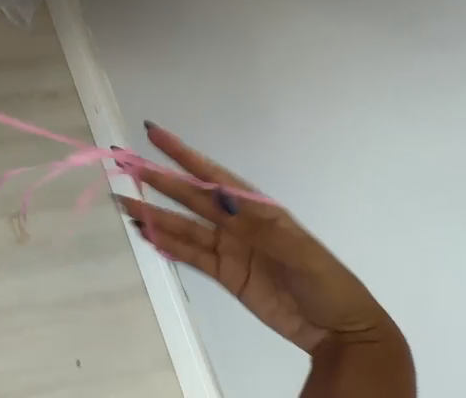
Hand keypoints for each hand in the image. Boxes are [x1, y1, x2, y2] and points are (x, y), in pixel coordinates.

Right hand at [118, 124, 399, 356]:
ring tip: (123, 203)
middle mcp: (237, 223)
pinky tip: (145, 233)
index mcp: (258, 210)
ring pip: (182, 225)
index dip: (182, 154)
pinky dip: (166, 243)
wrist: (343, 333)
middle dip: (157, 179)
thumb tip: (223, 202)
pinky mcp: (225, 272)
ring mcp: (229, 248)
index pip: (212, 176)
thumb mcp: (301, 253)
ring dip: (153, 214)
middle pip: (190, 197)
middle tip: (124, 164)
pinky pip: (188, 253)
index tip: (153, 133)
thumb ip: (261, 227)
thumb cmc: (327, 284)